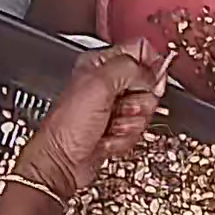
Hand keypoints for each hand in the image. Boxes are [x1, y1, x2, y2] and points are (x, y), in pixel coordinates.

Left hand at [14, 40, 165, 199]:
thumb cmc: (69, 126)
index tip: (149, 82)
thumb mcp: (99, 85)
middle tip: (119, 108)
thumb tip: (151, 72)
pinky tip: (108, 138)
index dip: (150, 67)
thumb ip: (129, 69)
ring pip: (145, 111)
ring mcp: (114, 108)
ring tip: (109, 125)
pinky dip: (124, 139)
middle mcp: (108, 84)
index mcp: (101, 64)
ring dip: (129, 124)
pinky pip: (137, 131)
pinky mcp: (117, 129)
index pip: (140, 52)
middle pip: (147, 85)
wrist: (63, 162)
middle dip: (138, 102)